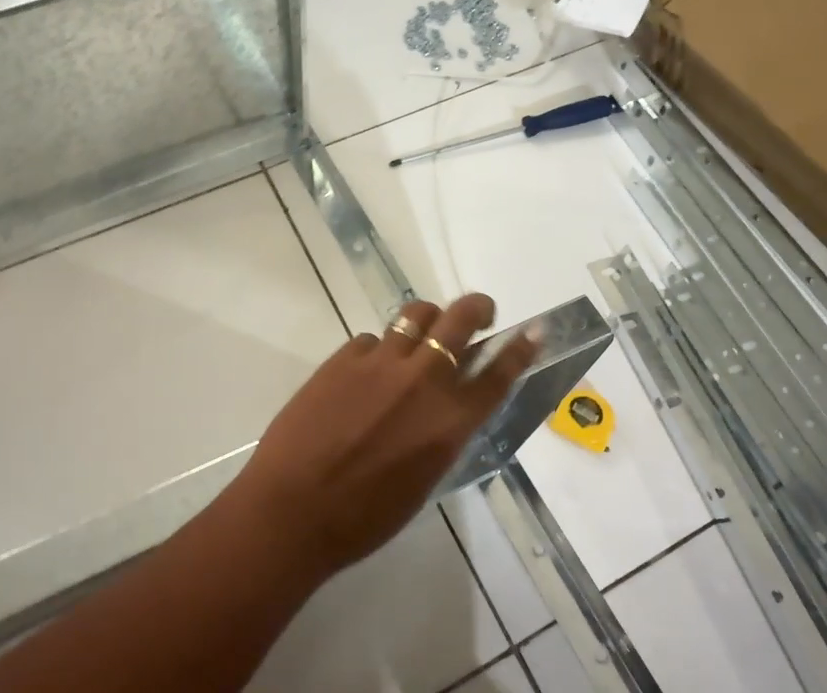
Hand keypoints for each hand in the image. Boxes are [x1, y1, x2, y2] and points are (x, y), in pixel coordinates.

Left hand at [226, 294, 539, 576]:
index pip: (497, 374)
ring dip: (428, 318)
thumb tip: (444, 407)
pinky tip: (365, 373)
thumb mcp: (422, 479)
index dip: (519, 349)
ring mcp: (380, 362)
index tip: (532, 330)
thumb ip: (441, 434)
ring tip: (423, 330)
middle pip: (459, 321)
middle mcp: (422, 380)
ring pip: (415, 314)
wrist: (294, 507)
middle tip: (478, 312)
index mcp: (450, 422)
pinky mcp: (343, 357)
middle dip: (476, 308)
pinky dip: (378, 351)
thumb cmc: (364, 517)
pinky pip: (371, 340)